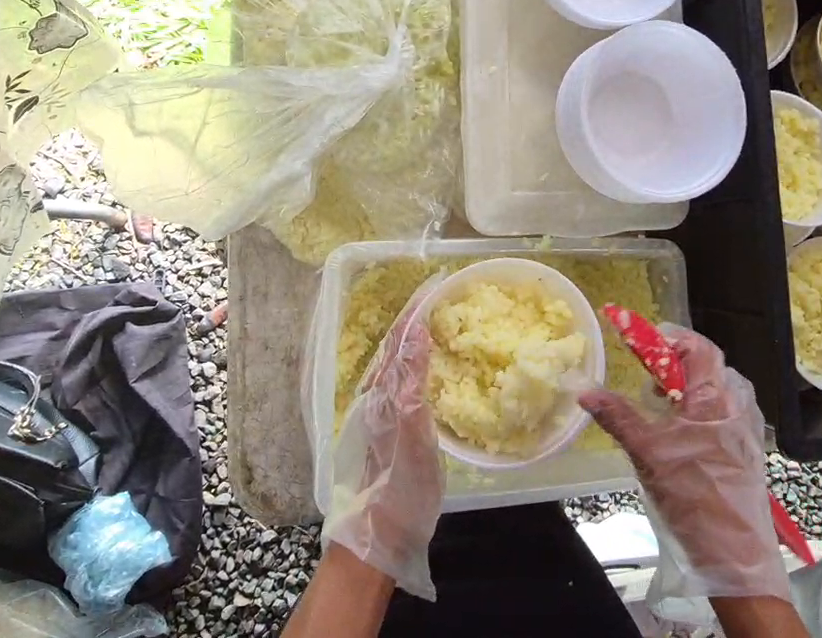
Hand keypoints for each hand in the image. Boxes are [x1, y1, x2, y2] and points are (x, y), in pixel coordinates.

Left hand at [321, 301, 443, 599]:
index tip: (437, 284)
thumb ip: (413, 385)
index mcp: (386, 393)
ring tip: (437, 317)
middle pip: (398, 346)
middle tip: (442, 293)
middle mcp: (381, 397)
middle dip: (417, 316)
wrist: (379, 537)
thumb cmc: (400, 490)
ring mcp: (385, 413)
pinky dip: (419, 360)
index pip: (401, 339)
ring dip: (416, 335)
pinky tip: (429, 365)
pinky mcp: (393, 429)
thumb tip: (416, 335)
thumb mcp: (414, 437)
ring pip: (400, 362)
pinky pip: (407, 380)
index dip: (418, 309)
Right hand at [579, 324, 790, 604]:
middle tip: (648, 379)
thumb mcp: (648, 454)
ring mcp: (746, 431)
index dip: (668, 339)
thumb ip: (618, 417)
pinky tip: (682, 437)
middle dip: (675, 366)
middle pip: (708, 366)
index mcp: (716, 398)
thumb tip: (585, 390)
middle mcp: (737, 406)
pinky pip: (724, 415)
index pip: (698, 346)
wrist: (737, 558)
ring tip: (663, 408)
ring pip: (717, 392)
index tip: (638, 342)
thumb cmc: (694, 499)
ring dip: (688, 390)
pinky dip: (701, 413)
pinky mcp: (747, 453)